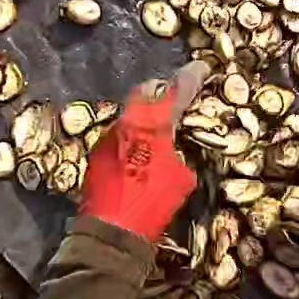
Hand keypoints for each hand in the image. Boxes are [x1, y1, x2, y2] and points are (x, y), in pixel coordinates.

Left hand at [79, 60, 211, 242]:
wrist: (111, 232)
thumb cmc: (153, 203)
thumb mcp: (181, 179)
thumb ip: (179, 155)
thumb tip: (174, 153)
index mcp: (151, 122)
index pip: (176, 90)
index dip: (193, 77)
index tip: (203, 67)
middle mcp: (126, 121)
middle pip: (146, 92)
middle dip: (163, 90)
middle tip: (178, 94)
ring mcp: (107, 135)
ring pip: (130, 113)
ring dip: (145, 115)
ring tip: (160, 125)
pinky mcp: (96, 151)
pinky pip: (119, 133)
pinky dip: (132, 135)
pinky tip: (140, 150)